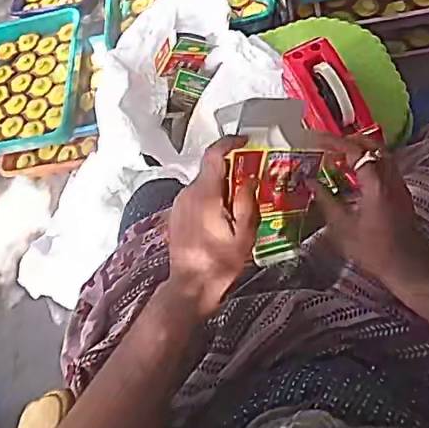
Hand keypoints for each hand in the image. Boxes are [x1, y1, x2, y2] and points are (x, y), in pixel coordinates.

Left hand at [160, 136, 258, 319]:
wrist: (190, 286)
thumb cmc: (220, 263)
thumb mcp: (244, 234)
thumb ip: (247, 201)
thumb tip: (251, 177)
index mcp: (205, 194)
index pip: (214, 154)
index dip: (230, 142)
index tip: (246, 141)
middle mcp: (188, 193)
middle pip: (211, 171)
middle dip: (232, 172)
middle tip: (252, 183)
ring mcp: (179, 204)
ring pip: (204, 184)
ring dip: (221, 188)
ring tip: (240, 207)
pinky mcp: (176, 214)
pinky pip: (196, 197)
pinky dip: (211, 198)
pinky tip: (223, 218)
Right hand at [311, 132, 428, 289]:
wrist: (408, 266)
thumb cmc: (374, 250)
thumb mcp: (343, 227)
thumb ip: (326, 200)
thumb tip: (310, 181)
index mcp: (375, 184)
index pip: (355, 151)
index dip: (334, 142)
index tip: (316, 139)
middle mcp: (390, 177)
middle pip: (372, 145)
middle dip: (347, 140)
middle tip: (326, 145)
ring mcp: (398, 183)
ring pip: (380, 152)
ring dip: (359, 148)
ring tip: (337, 156)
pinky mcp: (401, 191)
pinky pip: (384, 163)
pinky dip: (367, 159)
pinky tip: (353, 172)